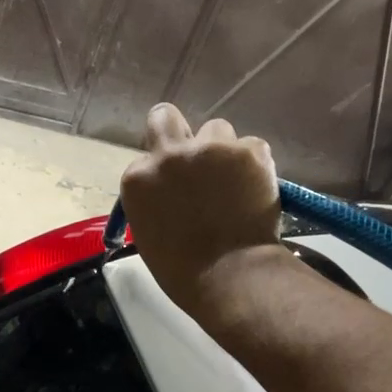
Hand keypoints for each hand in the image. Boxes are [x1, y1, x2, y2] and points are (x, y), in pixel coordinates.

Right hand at [119, 103, 282, 328]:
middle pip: (165, 117)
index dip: (161, 174)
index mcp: (137, 179)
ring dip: (221, 151)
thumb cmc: (181, 269)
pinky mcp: (249, 150)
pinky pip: (250, 146)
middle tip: (193, 158)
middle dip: (178, 133)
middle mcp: (169, 155)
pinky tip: (254, 190)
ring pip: (216, 130)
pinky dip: (252, 165)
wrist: (229, 274)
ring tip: (232, 183)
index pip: (145, 160)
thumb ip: (154, 200)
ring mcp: (210, 149)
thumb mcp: (148, 232)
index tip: (173, 192)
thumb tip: (172, 191)